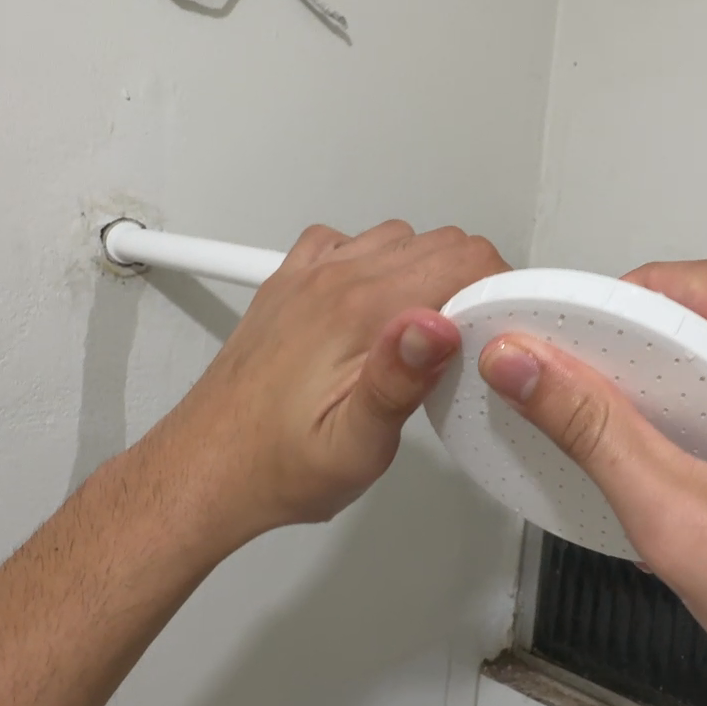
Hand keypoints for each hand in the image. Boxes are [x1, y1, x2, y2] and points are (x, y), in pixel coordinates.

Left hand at [135, 220, 509, 554]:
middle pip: (438, 242)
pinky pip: (347, 243)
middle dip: (471, 280)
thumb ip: (400, 383)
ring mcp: (308, 276)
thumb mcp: (355, 448)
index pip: (462, 258)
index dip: (498, 286)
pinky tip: (373, 305)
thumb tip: (439, 324)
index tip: (499, 328)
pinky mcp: (291, 284)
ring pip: (399, 237)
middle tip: (470, 338)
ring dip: (427, 270)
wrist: (207, 468)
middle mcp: (333, 279)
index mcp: (358, 311)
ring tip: (424, 328)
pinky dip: (374, 260)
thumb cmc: (278, 466)